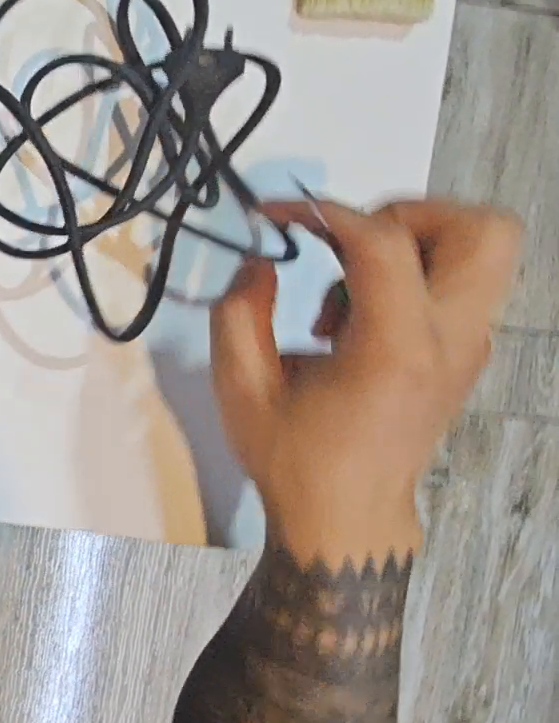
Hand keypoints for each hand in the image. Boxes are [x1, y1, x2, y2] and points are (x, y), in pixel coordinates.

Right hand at [211, 199, 519, 556]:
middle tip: (338, 239)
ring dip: (411, 243)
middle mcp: (452, 338)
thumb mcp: (240, 384)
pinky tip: (349, 315)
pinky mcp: (463, 351)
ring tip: (342, 281)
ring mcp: (469, 344)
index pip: (385, 244)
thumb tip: (259, 263)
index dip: (325, 212)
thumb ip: (240, 314)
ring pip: (483, 250)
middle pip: (481, 230)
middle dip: (404, 215)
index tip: (274, 215)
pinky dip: (407, 274)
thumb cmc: (288, 452)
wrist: (346, 510)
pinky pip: (457, 282)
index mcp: (394, 347)